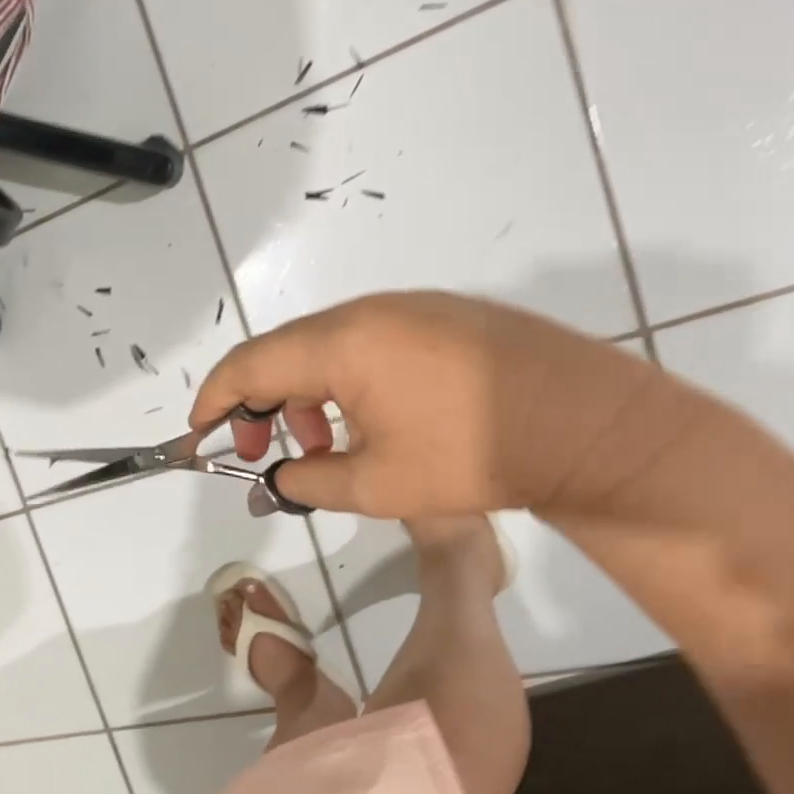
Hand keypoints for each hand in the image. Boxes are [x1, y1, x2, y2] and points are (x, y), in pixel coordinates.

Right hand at [193, 292, 695, 518]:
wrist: (595, 428)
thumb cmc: (474, 457)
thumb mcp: (373, 485)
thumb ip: (305, 480)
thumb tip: (277, 477)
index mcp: (342, 344)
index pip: (248, 364)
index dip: (213, 400)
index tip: (198, 435)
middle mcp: (368, 312)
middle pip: (283, 352)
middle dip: (259, 405)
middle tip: (264, 455)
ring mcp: (410, 309)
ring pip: (325, 347)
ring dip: (302, 396)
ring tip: (318, 447)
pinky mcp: (443, 318)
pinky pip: (366, 343)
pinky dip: (343, 383)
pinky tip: (364, 423)